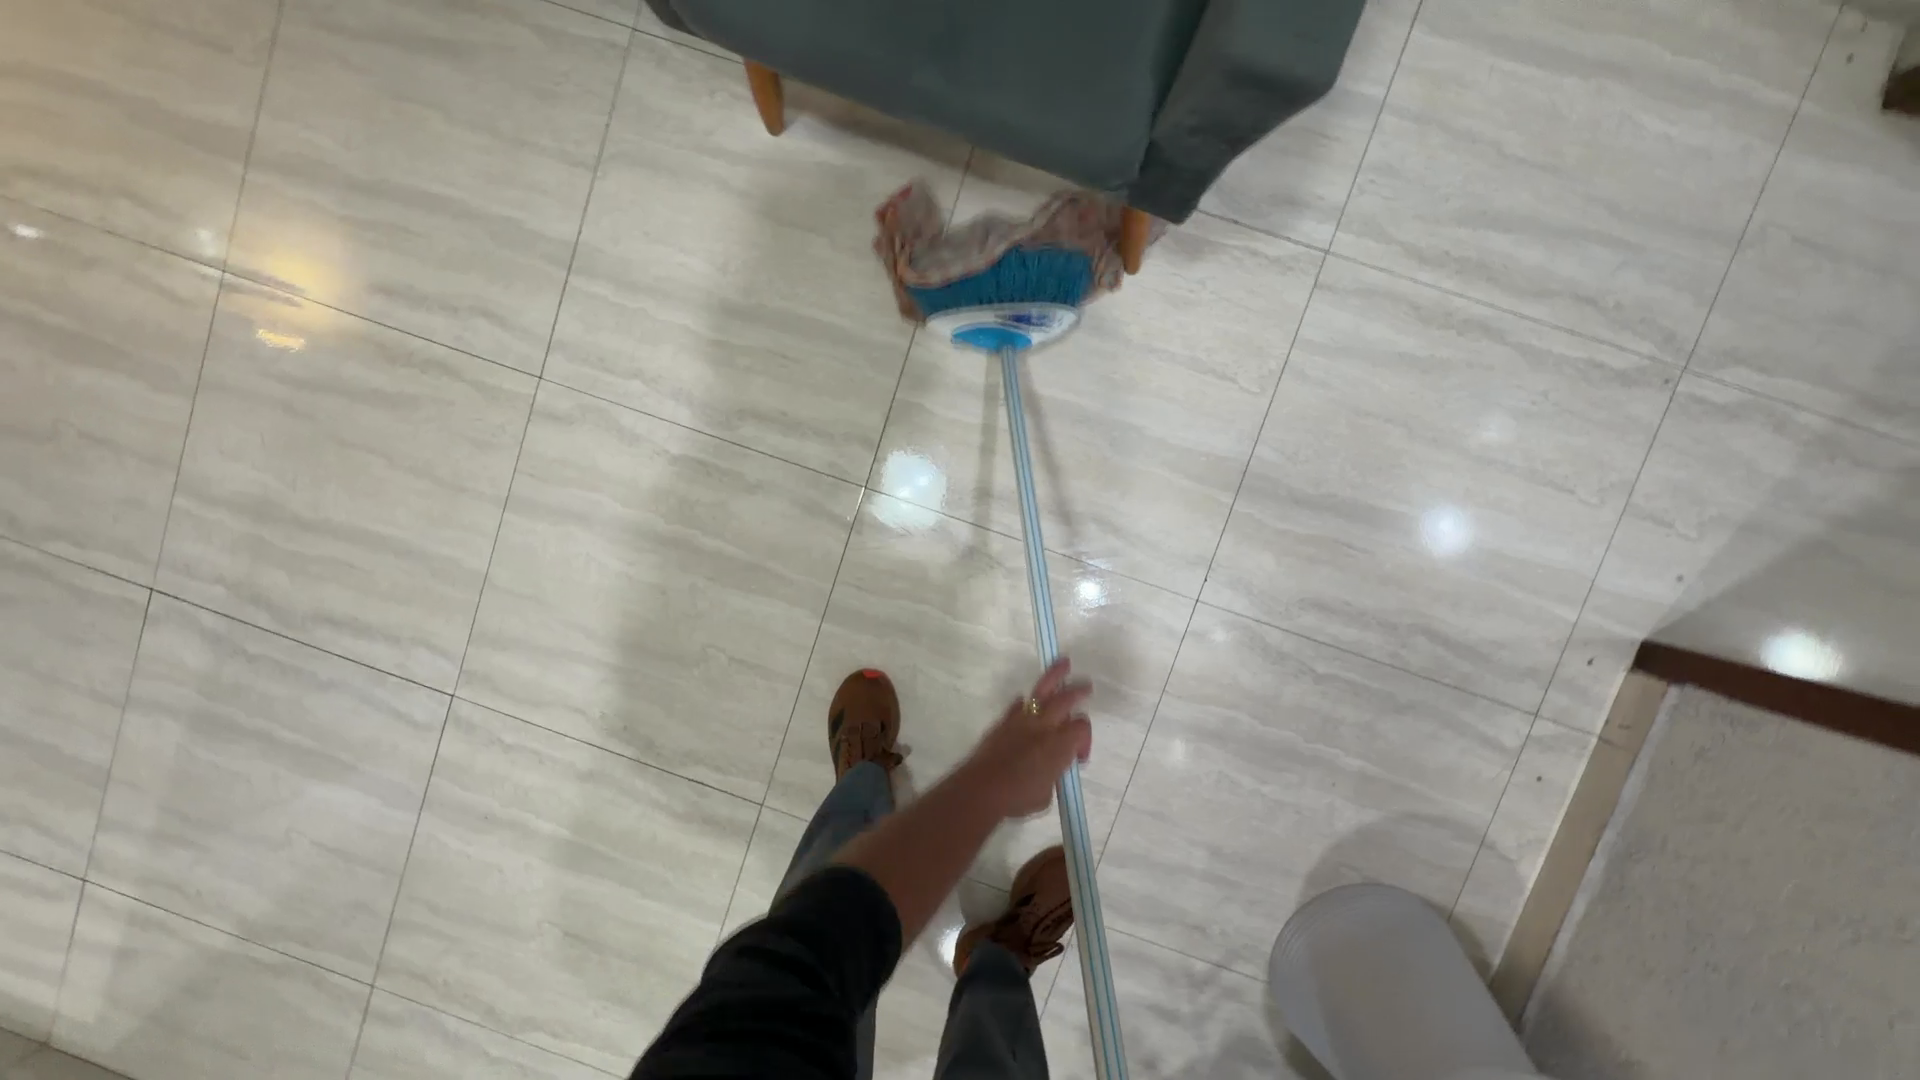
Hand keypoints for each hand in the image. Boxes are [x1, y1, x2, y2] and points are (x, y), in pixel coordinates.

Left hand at [958, 658, 1092, 819]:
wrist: (982, 788)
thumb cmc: (1018, 797)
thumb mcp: (1046, 794)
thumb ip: (1053, 776)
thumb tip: (1050, 771)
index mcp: (1060, 744)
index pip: (1081, 727)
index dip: (1085, 740)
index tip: (1079, 757)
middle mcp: (1044, 726)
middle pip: (1066, 699)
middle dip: (1078, 691)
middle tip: (1086, 686)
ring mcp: (1022, 720)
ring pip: (1042, 691)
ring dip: (1055, 676)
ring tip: (1063, 663)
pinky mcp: (1003, 722)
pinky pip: (1019, 705)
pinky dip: (1026, 702)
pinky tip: (1028, 702)